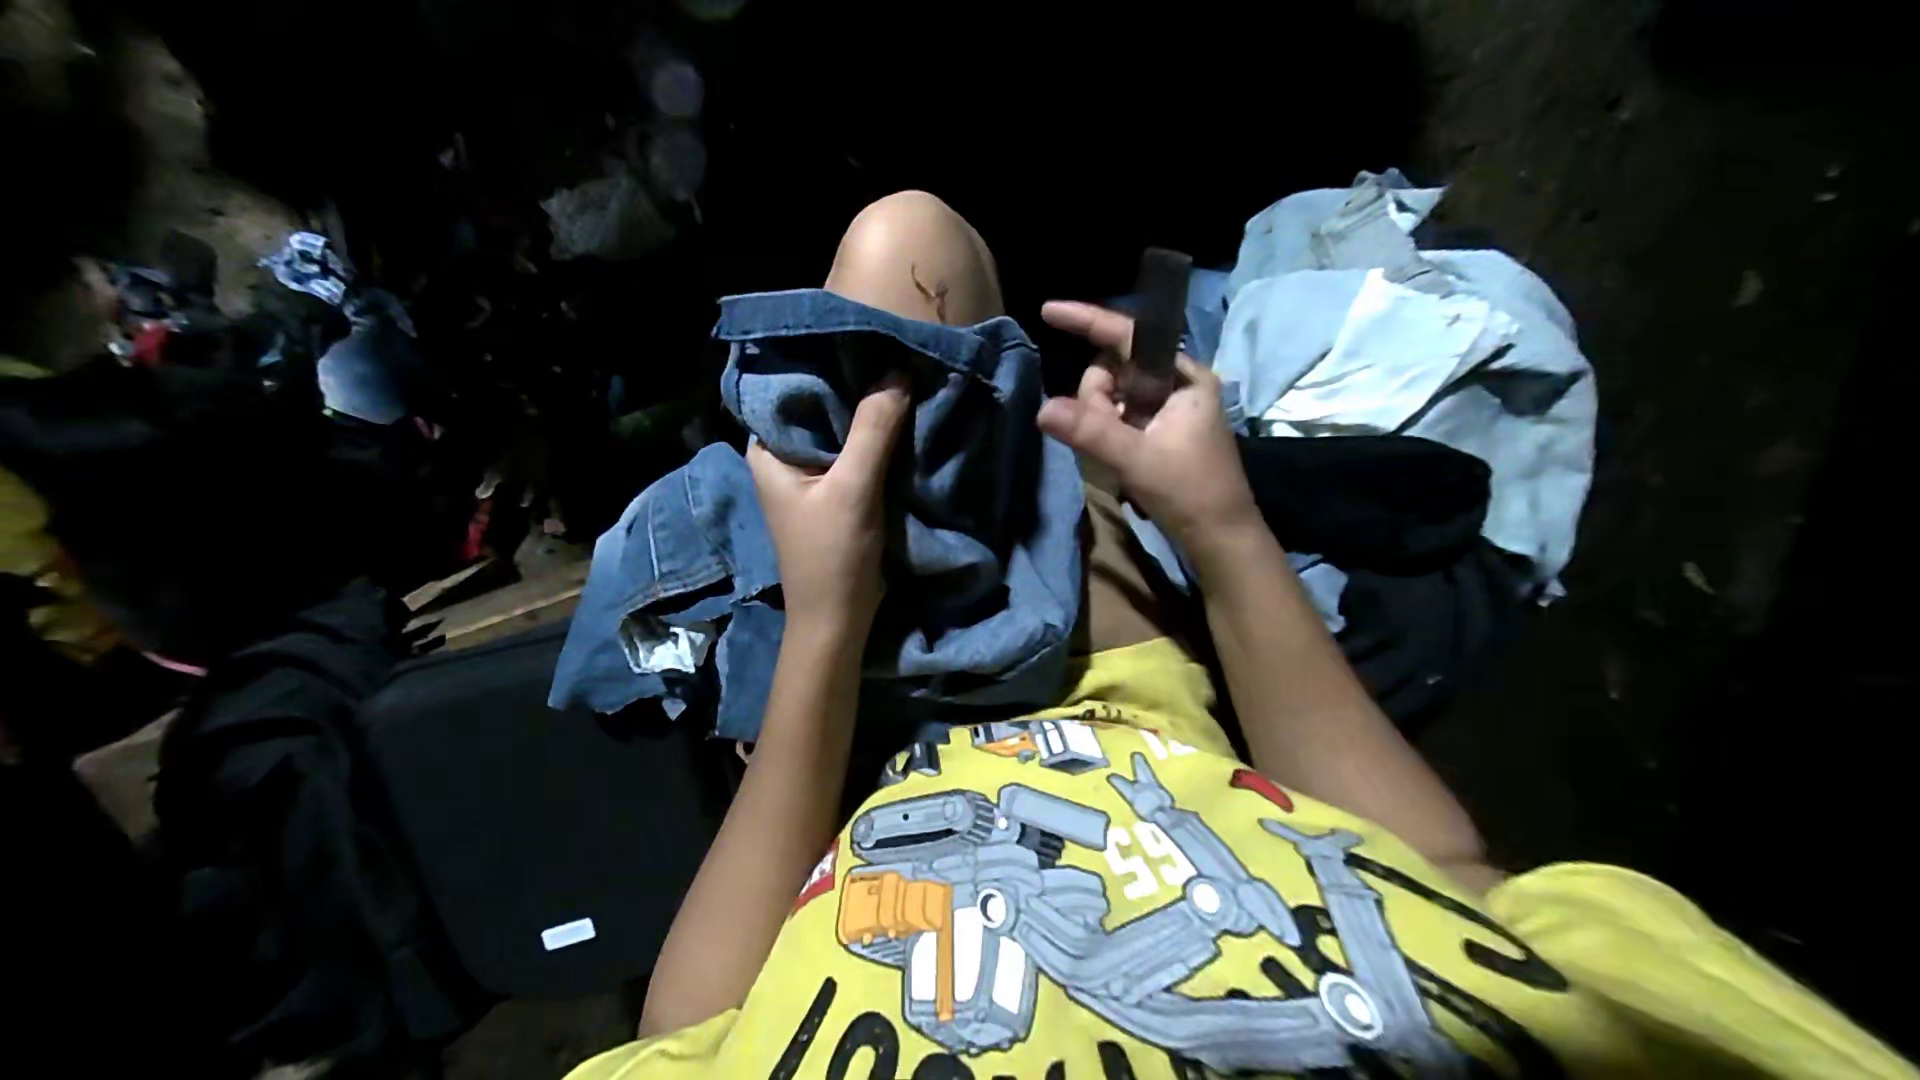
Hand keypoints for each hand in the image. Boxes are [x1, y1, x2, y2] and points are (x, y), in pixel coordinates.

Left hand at [747, 375, 912, 633]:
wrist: (839, 618)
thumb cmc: (833, 555)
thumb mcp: (853, 489)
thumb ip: (873, 431)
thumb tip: (898, 372)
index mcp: (768, 448)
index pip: (792, 387)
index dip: (828, 361)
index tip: (867, 336)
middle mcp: (785, 454)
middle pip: (821, 405)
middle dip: (856, 385)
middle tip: (895, 351)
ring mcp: (812, 473)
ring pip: (842, 428)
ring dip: (871, 412)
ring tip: (904, 375)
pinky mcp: (837, 489)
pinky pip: (857, 451)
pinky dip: (878, 439)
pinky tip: (905, 417)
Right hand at [1038, 300, 1259, 552]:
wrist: (1219, 536)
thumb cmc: (1190, 492)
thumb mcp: (1137, 459)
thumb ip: (1090, 432)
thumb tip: (1042, 409)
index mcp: (1183, 377)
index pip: (1128, 336)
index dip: (1087, 321)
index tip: (1048, 310)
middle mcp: (1175, 383)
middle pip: (1112, 369)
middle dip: (1095, 400)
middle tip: (1106, 437)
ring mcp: (1166, 407)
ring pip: (1111, 395)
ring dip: (1099, 420)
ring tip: (1117, 454)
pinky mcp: (1158, 429)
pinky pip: (1118, 416)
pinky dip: (1107, 431)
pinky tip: (1119, 456)